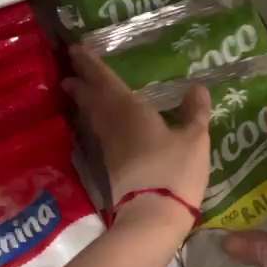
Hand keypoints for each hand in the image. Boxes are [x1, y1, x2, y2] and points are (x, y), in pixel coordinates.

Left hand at [63, 45, 210, 216]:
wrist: (152, 217)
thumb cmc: (174, 170)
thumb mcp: (194, 139)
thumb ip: (195, 113)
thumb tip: (197, 88)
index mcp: (131, 111)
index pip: (106, 82)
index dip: (92, 66)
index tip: (76, 50)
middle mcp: (114, 127)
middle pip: (93, 102)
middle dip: (82, 86)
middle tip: (68, 74)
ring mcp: (110, 151)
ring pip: (94, 121)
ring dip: (85, 106)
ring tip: (79, 96)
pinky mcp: (112, 170)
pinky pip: (101, 138)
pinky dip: (98, 127)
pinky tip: (103, 130)